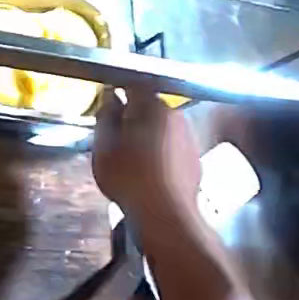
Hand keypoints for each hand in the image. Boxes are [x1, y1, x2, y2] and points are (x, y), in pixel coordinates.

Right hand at [93, 89, 203, 223]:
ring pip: (162, 127)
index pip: (134, 85)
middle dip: (133, 115)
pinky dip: (159, 152)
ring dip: (146, 134)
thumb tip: (109, 97)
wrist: (165, 214)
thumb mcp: (103, 146)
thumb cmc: (128, 177)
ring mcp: (189, 138)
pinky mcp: (195, 159)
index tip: (105, 106)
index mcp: (152, 107)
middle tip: (113, 134)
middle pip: (150, 107)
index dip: (117, 92)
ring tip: (128, 155)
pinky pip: (172, 146)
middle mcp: (176, 116)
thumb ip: (105, 117)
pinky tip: (146, 170)